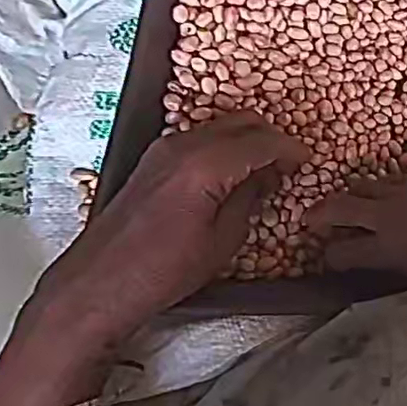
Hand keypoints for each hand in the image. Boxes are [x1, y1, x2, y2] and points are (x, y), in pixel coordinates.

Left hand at [32, 113, 306, 340]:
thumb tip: (267, 177)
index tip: (307, 162)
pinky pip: (202, 138)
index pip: (262, 141)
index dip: (291, 149)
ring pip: (222, 126)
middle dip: (273, 137)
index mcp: (205, 165)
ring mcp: (163, 149)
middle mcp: (183, 146)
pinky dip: (226, 146)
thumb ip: (250, 197)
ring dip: (249, 140)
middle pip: (243, 121)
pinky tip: (235, 173)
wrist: (99, 284)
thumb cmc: (165, 269)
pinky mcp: (153, 160)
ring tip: (266, 170)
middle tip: (290, 163)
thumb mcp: (225, 238)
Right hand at [304, 174, 406, 284]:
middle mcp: (386, 217)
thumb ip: (386, 265)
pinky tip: (382, 197)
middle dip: (319, 216)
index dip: (329, 258)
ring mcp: (402, 193)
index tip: (328, 259)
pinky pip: (386, 179)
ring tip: (345, 206)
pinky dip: (377, 188)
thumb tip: (366, 260)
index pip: (339, 253)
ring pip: (359, 187)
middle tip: (312, 221)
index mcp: (385, 249)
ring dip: (348, 197)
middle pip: (336, 208)